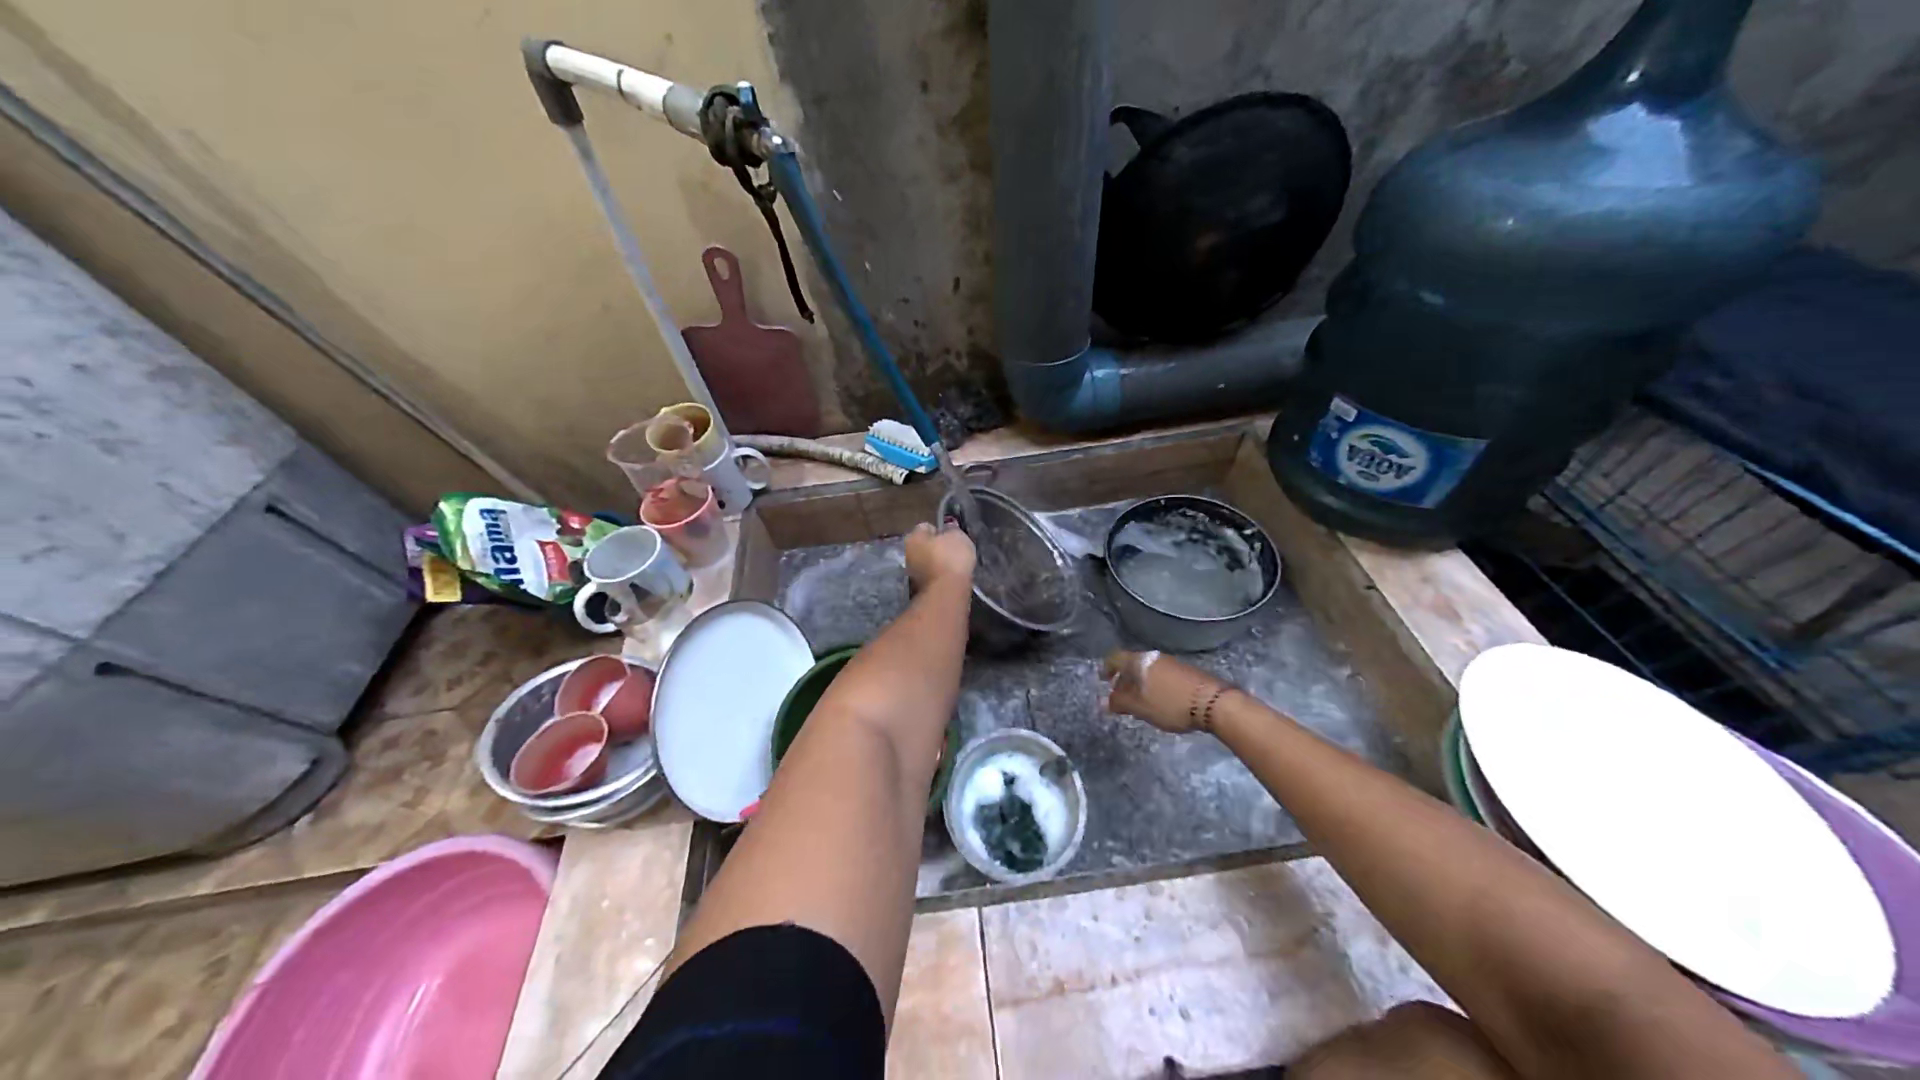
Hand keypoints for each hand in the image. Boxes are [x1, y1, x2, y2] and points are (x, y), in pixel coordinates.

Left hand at [905, 522, 975, 592]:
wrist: (947, 591)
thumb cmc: (951, 557)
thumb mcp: (958, 536)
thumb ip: (951, 530)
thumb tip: (947, 531)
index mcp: (913, 537)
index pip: (926, 527)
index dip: (940, 530)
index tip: (951, 536)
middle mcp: (907, 553)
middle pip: (924, 546)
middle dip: (936, 547)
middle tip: (953, 551)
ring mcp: (911, 573)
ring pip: (927, 562)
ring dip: (937, 563)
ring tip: (954, 566)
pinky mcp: (919, 589)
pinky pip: (932, 576)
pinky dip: (939, 576)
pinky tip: (950, 578)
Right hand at [1102, 650, 1232, 734]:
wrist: (1213, 703)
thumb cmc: (1169, 703)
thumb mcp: (1139, 707)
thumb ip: (1119, 702)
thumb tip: (1102, 702)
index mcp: (1139, 661)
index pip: (1115, 657)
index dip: (1107, 668)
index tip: (1104, 680)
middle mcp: (1154, 657)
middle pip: (1132, 663)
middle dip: (1124, 678)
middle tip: (1120, 695)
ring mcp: (1172, 662)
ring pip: (1148, 670)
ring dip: (1140, 683)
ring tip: (1139, 700)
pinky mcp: (1186, 671)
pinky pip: (1162, 675)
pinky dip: (1155, 685)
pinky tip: (1159, 699)